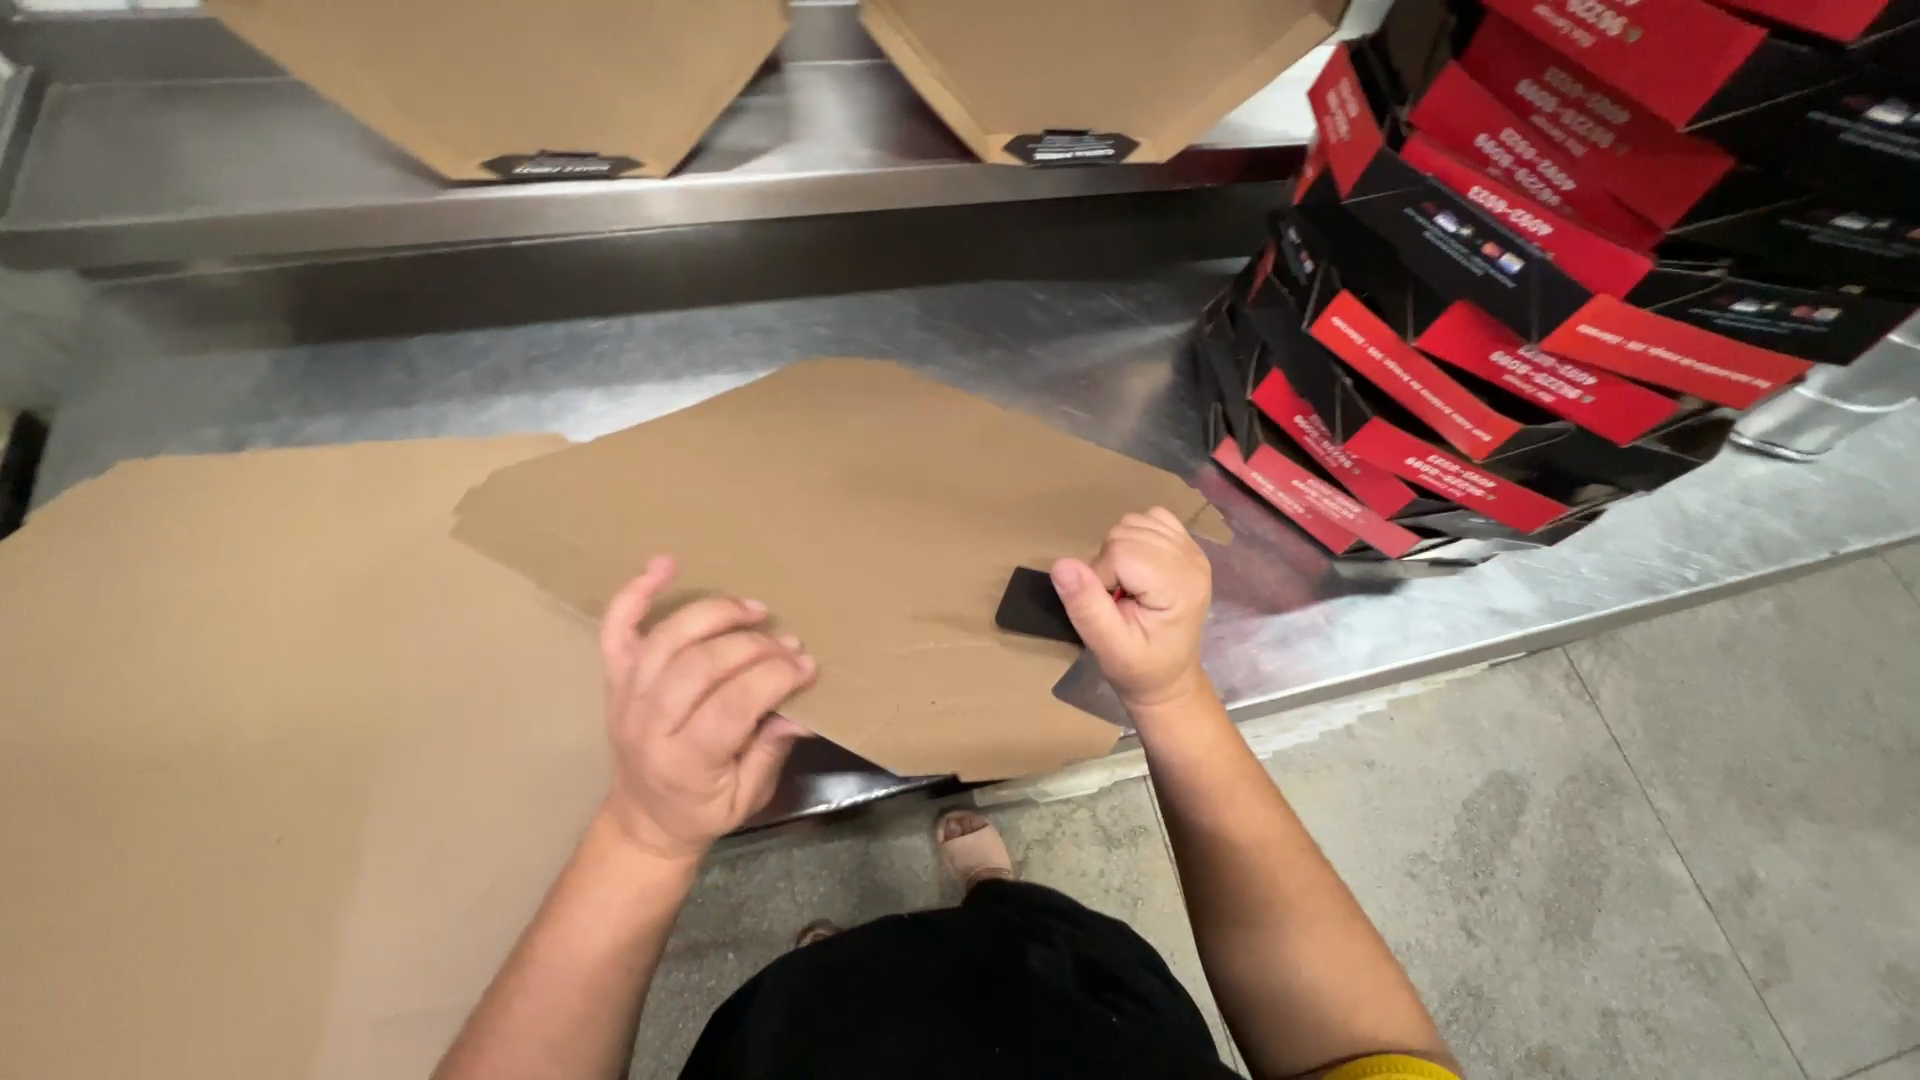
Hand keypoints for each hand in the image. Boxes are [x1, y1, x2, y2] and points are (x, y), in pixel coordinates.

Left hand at [597, 556, 817, 862]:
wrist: (644, 817)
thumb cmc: (703, 808)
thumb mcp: (747, 797)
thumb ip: (771, 750)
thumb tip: (802, 711)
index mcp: (682, 764)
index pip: (729, 708)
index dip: (772, 680)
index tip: (806, 667)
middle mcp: (646, 725)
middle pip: (699, 667)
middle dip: (754, 648)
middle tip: (790, 644)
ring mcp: (625, 695)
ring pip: (667, 639)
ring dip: (715, 614)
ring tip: (756, 610)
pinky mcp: (615, 676)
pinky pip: (617, 626)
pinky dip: (637, 591)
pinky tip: (666, 564)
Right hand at [1051, 508, 1212, 711]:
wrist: (1168, 678)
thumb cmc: (1139, 669)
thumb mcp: (1108, 647)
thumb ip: (1086, 606)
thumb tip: (1061, 564)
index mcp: (1179, 585)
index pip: (1120, 552)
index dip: (1099, 576)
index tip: (1109, 607)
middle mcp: (1192, 559)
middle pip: (1126, 533)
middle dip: (1108, 563)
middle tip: (1117, 599)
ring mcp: (1192, 549)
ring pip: (1134, 522)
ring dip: (1118, 550)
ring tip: (1126, 586)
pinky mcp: (1187, 546)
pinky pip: (1151, 517)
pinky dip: (1134, 536)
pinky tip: (1137, 567)